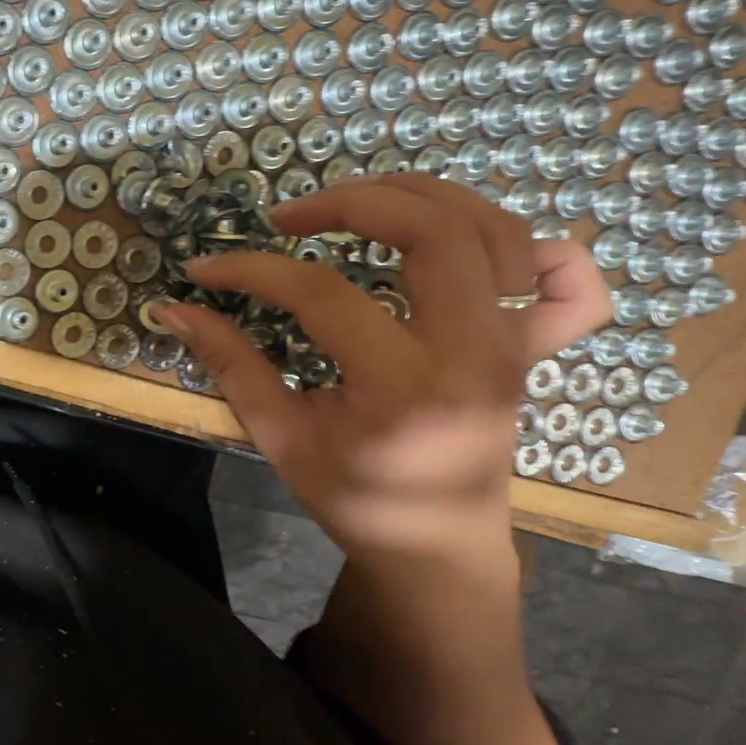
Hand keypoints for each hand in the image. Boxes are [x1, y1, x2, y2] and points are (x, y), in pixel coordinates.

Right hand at [162, 175, 611, 558]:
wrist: (437, 545)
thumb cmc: (350, 496)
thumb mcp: (277, 435)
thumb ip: (229, 363)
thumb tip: (172, 309)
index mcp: (402, 385)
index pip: (321, 293)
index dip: (252, 270)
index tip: (205, 267)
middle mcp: (473, 354)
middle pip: (436, 233)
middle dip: (354, 202)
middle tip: (293, 215)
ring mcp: (514, 347)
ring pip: (498, 233)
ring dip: (424, 199)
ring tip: (359, 205)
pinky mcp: (532, 351)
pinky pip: (573, 286)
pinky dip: (536, 249)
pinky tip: (475, 247)